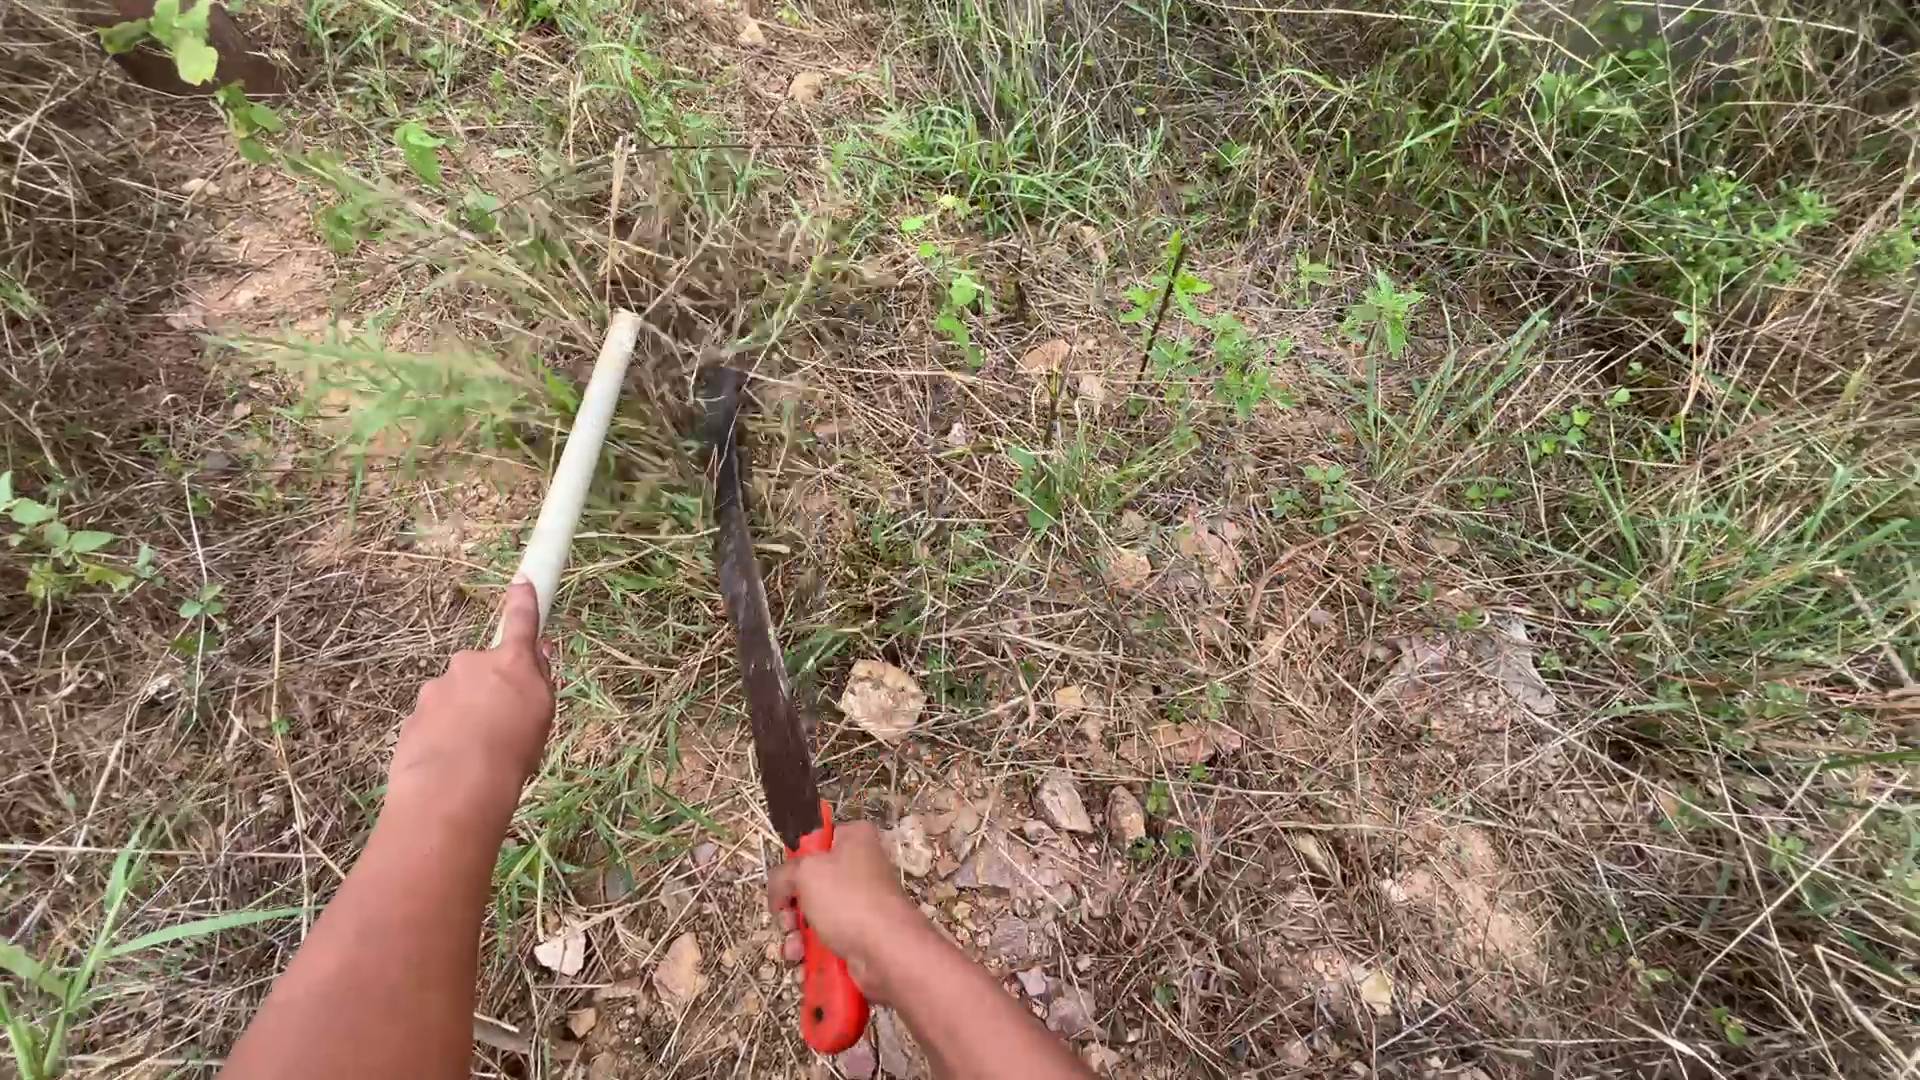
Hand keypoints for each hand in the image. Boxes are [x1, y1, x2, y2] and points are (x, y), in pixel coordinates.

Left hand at [388, 579, 554, 818]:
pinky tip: (454, 762)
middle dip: (490, 686)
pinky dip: (445, 735)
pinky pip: (435, 720)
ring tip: (479, 752)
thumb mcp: (543, 711)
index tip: (522, 580)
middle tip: (505, 721)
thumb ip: (538, 678)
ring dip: (467, 714)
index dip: (524, 601)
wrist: (454, 788)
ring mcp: (436, 690)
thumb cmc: (513, 748)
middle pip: (484, 668)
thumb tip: (537, 652)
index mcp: (510, 662)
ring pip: (456, 696)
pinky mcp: (412, 717)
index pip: (522, 622)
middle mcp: (469, 665)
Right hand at [766, 822, 930, 1003]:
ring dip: (796, 933)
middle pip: (810, 881)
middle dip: (792, 906)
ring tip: (795, 948)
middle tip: (787, 920)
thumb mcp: (806, 873)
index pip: (815, 841)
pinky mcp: (858, 931)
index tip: (784, 884)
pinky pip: (825, 936)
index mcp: (854, 837)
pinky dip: (810, 949)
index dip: (795, 862)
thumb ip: (783, 874)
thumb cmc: (848, 899)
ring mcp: (860, 900)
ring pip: (814, 913)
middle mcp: (860, 864)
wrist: (885, 950)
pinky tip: (803, 960)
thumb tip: (779, 889)